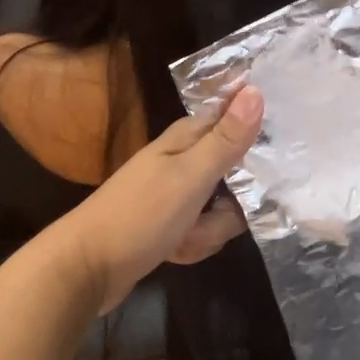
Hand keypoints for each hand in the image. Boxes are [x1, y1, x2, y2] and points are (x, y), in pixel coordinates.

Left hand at [52, 84, 263, 314]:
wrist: (83, 270)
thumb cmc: (139, 215)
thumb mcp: (191, 176)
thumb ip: (227, 138)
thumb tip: (256, 90)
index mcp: (187, 138)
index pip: (236, 120)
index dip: (255, 136)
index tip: (276, 157)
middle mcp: (184, 160)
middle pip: (236, 173)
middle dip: (232, 203)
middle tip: (215, 213)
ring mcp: (176, 194)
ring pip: (222, 208)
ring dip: (210, 230)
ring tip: (185, 238)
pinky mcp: (171, 224)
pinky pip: (203, 231)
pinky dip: (194, 244)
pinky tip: (177, 252)